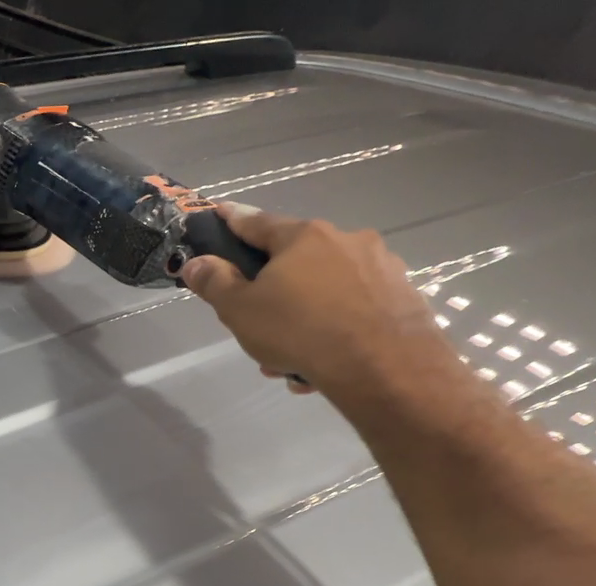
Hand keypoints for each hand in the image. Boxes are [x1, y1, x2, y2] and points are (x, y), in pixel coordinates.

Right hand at [179, 204, 455, 399]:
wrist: (382, 363)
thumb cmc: (298, 329)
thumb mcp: (239, 309)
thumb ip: (214, 282)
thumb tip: (196, 262)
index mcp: (302, 238)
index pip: (258, 222)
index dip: (234, 220)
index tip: (221, 213)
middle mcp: (345, 240)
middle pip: (293, 259)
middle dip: (271, 288)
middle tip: (253, 322)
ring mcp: (378, 264)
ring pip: (322, 287)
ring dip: (300, 314)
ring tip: (286, 356)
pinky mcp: (399, 291)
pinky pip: (350, 306)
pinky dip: (331, 326)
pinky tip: (318, 359)